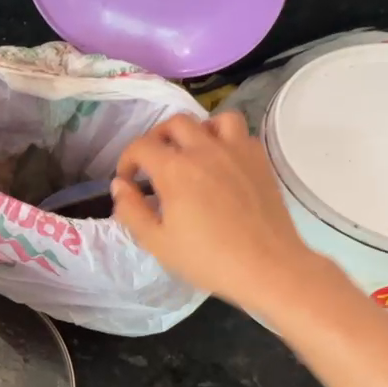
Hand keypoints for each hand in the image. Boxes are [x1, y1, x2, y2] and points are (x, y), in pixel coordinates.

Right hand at [113, 112, 335, 313]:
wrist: (267, 267)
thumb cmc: (207, 258)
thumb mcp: (156, 242)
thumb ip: (131, 210)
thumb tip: (120, 185)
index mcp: (175, 169)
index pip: (141, 146)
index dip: (127, 160)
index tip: (127, 180)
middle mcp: (205, 150)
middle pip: (175, 123)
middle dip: (156, 138)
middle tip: (153, 163)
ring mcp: (237, 151)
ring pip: (214, 119)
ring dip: (197, 130)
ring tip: (192, 152)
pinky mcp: (260, 160)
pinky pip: (240, 133)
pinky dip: (225, 139)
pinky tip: (221, 162)